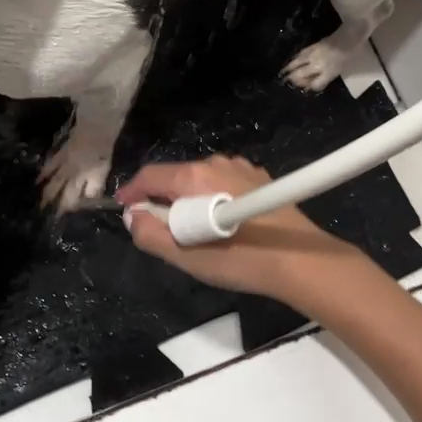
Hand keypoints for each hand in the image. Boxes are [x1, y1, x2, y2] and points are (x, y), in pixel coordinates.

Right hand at [115, 156, 376, 305]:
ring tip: (193, 229)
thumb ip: (150, 234)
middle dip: (161, 198)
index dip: (131, 191)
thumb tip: (133, 216)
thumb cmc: (239, 258)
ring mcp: (241, 168)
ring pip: (201, 180)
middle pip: (176, 176)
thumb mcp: (185, 255)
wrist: (299, 259)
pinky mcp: (260, 179)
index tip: (122, 208)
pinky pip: (224, 183)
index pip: (150, 175)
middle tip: (159, 229)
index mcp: (193, 176)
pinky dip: (213, 197)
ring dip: (189, 199)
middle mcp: (216, 162)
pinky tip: (223, 222)